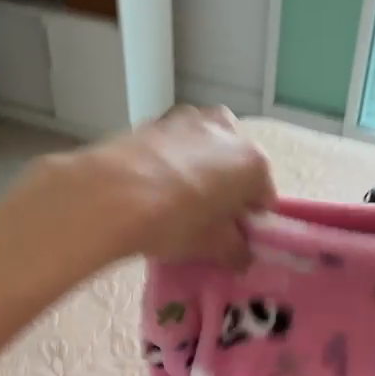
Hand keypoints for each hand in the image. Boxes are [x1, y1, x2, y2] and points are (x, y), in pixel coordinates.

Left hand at [0, 107, 275, 271]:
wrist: (111, 195)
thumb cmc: (174, 222)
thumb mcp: (211, 246)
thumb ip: (235, 251)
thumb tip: (243, 257)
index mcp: (253, 163)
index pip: (263, 197)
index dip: (249, 221)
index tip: (233, 238)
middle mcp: (227, 131)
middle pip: (235, 167)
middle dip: (225, 191)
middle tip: (204, 221)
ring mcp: (188, 119)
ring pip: (204, 151)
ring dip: (198, 172)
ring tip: (174, 204)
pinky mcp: (154, 120)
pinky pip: (173, 147)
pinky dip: (170, 163)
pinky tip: (151, 188)